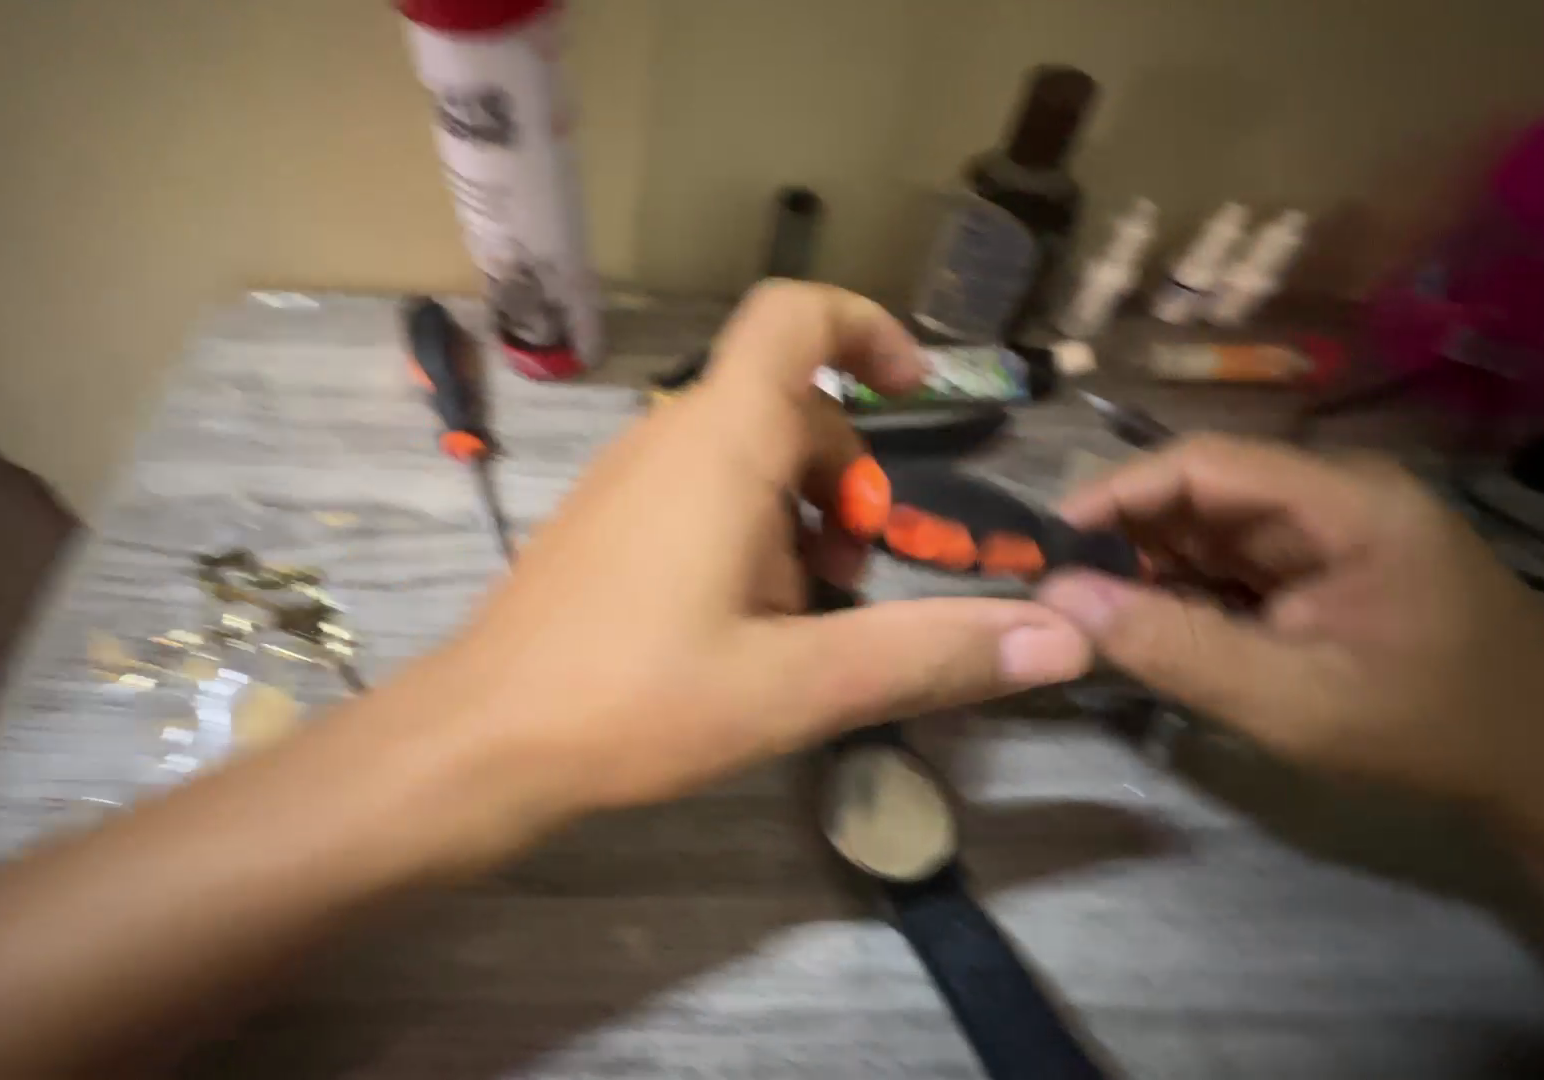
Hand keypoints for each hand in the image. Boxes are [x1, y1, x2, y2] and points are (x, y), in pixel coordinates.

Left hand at [433, 282, 1089, 811]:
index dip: (866, 329)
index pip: (794, 318)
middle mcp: (669, 438)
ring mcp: (627, 478)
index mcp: (721, 444)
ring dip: (797, 521)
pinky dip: (744, 534)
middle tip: (849, 583)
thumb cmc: (633, 701)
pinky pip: (696, 493)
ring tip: (795, 619)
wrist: (482, 736)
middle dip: (846, 484)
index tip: (915, 394)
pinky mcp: (605, 520)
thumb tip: (1061, 639)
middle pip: (790, 411)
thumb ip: (927, 654)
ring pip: (745, 460)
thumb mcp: (795, 683)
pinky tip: (734, 626)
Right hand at [1035, 435, 1543, 877]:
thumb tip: (1055, 596)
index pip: (1203, 464)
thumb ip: (1172, 647)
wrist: (1542, 772)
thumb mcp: (1290, 702)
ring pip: (1195, 525)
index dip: (1114, 493)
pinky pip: (1214, 557)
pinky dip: (1169, 586)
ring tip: (1089, 610)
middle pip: (1193, 491)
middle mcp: (1328, 496)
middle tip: (1057, 590)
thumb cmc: (1427, 732)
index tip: (1045, 544)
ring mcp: (1318, 527)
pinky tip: (1143, 620)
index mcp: (1347, 504)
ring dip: (1138, 564)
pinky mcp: (1305, 561)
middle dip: (1118, 536)